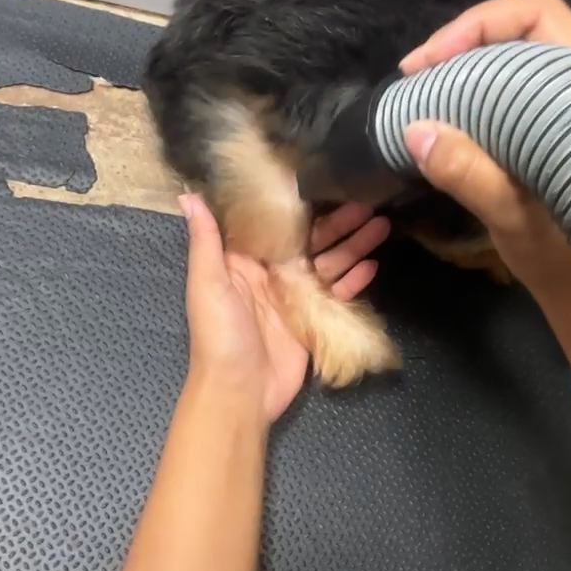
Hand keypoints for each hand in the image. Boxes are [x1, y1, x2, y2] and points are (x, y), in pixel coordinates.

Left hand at [179, 196, 388, 422]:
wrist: (239, 392)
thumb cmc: (218, 336)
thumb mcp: (207, 283)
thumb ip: (205, 240)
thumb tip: (189, 195)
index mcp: (245, 262)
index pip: (277, 224)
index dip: (299, 203)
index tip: (325, 178)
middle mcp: (272, 275)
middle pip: (311, 241)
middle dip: (338, 222)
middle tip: (367, 202)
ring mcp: (295, 298)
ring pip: (329, 263)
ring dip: (353, 245)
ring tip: (381, 225)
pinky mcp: (312, 321)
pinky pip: (337, 294)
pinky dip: (354, 280)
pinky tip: (372, 265)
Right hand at [399, 0, 570, 309]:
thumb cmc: (569, 262)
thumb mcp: (515, 221)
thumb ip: (471, 176)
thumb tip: (415, 132)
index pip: (539, 15)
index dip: (479, 24)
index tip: (429, 62)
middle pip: (524, 29)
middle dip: (462, 44)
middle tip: (416, 77)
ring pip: (519, 61)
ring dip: (468, 70)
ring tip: (425, 95)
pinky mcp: (558, 134)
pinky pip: (517, 93)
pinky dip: (478, 96)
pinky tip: (451, 121)